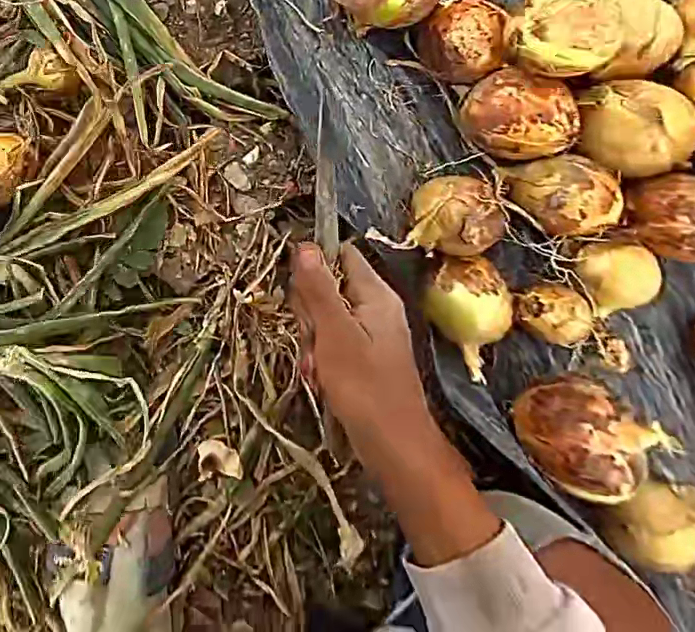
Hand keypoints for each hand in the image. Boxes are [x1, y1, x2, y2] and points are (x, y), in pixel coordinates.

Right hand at [288, 242, 501, 565]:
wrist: (396, 449)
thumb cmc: (366, 388)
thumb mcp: (334, 333)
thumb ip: (318, 288)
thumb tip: (305, 245)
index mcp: (376, 294)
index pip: (341, 254)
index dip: (315, 264)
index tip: (298, 288)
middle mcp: (376, 308)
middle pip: (329, 286)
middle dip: (309, 312)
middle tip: (311, 338)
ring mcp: (371, 333)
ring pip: (326, 317)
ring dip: (312, 339)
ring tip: (315, 365)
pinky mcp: (365, 357)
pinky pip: (333, 342)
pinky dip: (322, 357)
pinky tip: (318, 377)